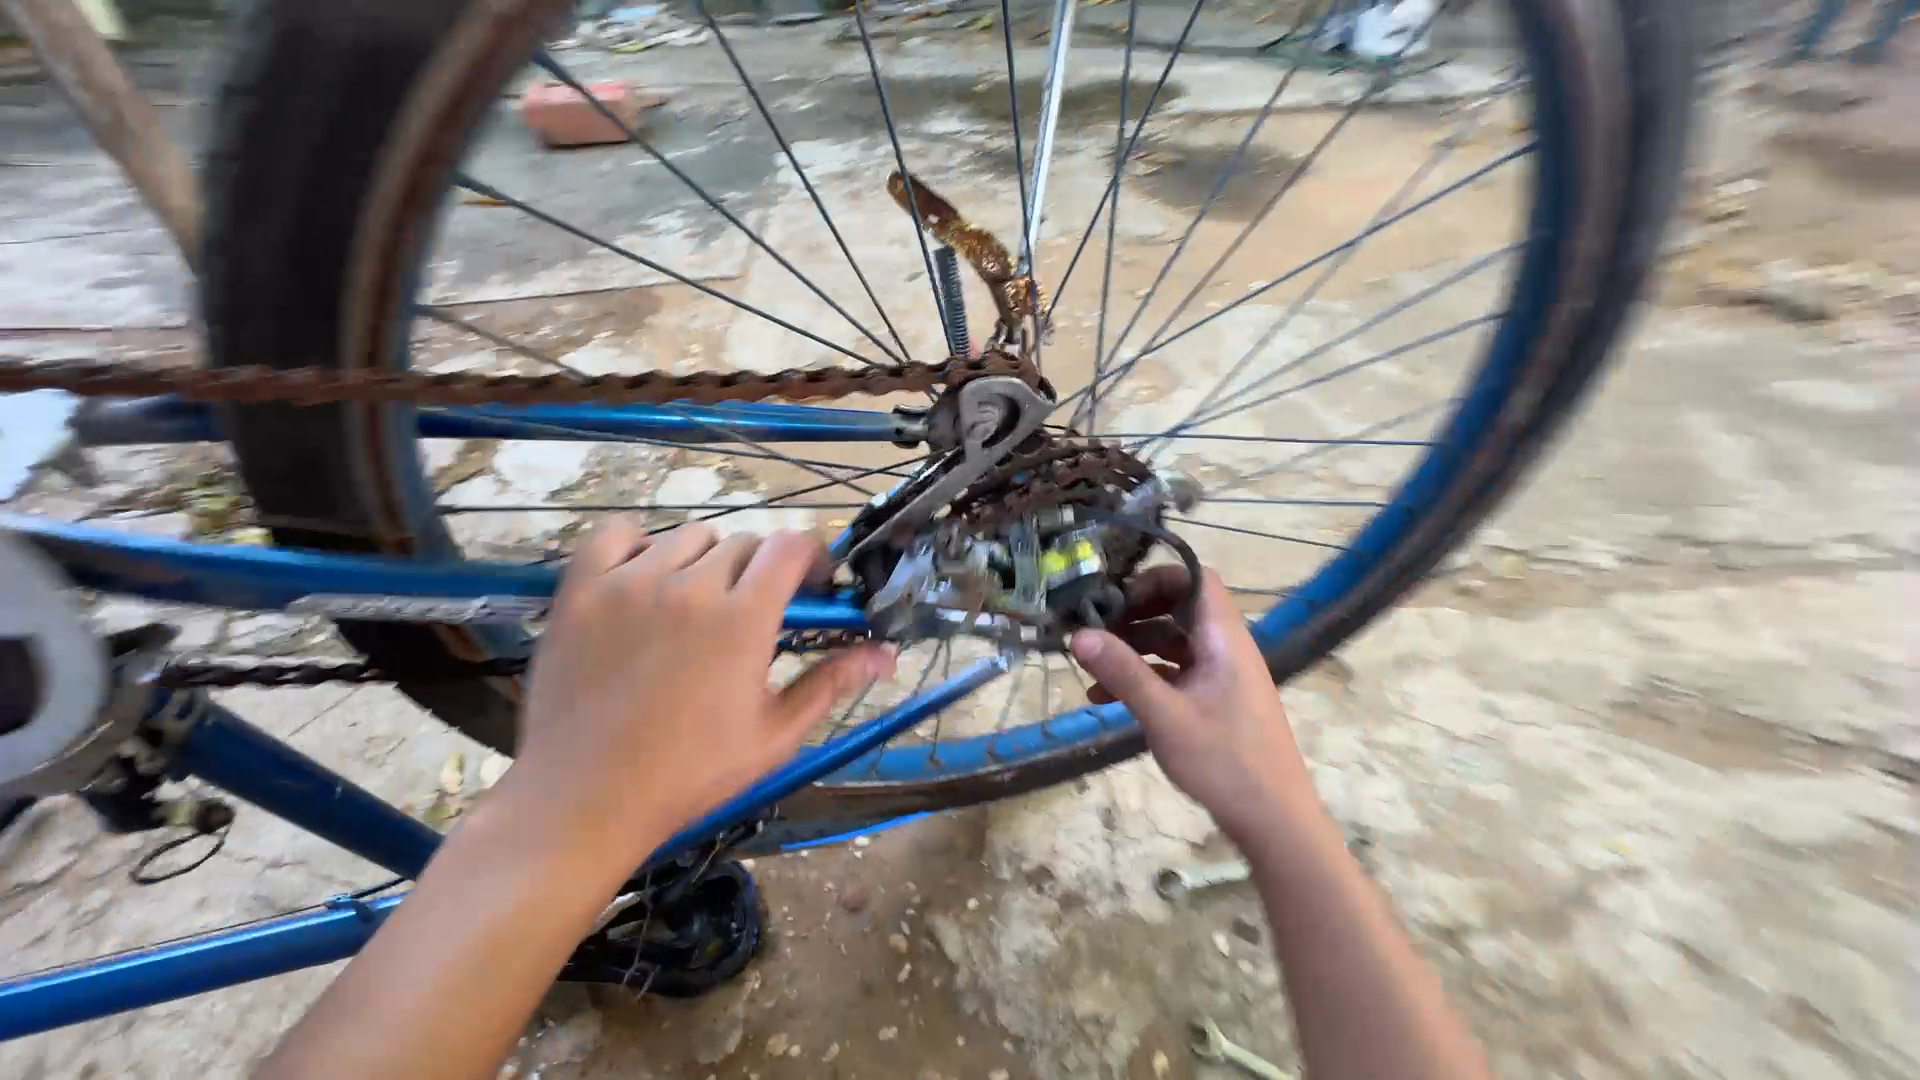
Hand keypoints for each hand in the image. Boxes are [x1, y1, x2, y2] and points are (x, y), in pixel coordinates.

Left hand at [507, 521, 895, 866]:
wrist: (584, 798)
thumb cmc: (689, 773)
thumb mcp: (774, 735)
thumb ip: (831, 683)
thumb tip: (887, 654)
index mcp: (742, 619)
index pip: (791, 546)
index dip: (811, 555)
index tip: (812, 583)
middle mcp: (689, 585)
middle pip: (743, 543)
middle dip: (761, 569)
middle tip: (753, 611)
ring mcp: (628, 581)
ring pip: (687, 537)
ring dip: (705, 560)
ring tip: (696, 603)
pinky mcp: (581, 588)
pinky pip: (617, 532)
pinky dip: (637, 545)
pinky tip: (642, 577)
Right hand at [1069, 566, 1318, 841]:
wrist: (1275, 821)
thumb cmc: (1224, 762)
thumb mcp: (1165, 716)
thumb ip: (1122, 672)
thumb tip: (1078, 635)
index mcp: (1224, 640)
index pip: (1195, 579)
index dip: (1155, 579)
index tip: (1116, 598)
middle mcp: (1225, 649)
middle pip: (1179, 609)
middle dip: (1133, 616)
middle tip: (1094, 630)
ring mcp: (1222, 676)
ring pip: (1173, 643)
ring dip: (1132, 650)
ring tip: (1091, 669)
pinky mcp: (1216, 701)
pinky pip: (1175, 674)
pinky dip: (1144, 678)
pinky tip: (1105, 701)